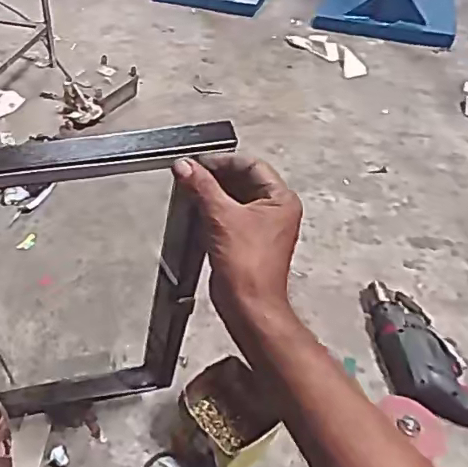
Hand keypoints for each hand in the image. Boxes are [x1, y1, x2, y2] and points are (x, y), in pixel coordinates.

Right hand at [171, 154, 301, 325]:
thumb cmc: (250, 269)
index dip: (223, 161)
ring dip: (213, 193)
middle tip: (191, 174)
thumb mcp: (221, 216)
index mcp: (281, 200)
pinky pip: (229, 216)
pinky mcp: (247, 241)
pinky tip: (197, 210)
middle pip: (243, 180)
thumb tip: (186, 166)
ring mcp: (262, 227)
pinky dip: (213, 210)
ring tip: (191, 190)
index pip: (251, 164)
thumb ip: (201, 186)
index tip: (199, 163)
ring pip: (235, 198)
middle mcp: (276, 212)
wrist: (248, 305)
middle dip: (215, 177)